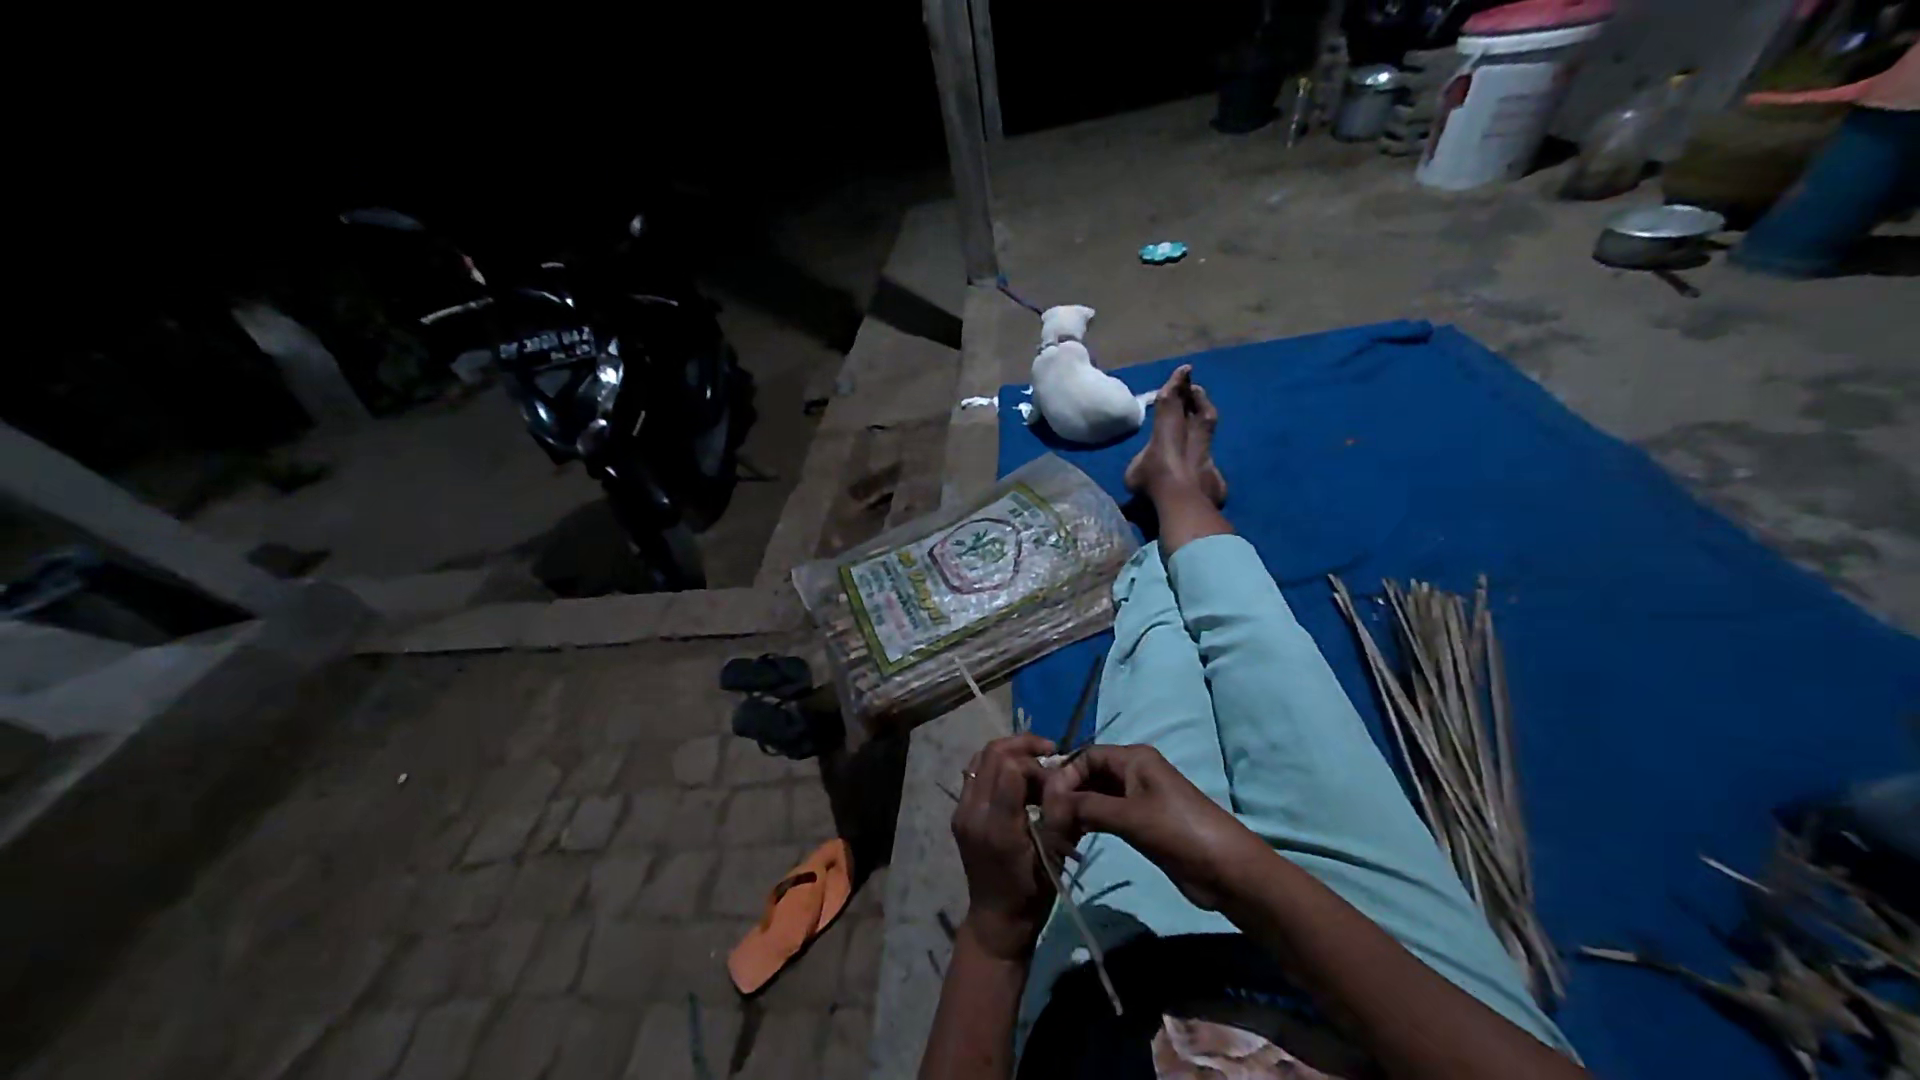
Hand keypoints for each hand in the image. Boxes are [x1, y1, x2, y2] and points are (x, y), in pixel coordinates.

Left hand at [951, 734, 1056, 959]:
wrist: (996, 920)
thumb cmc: (1032, 893)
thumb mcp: (1054, 855)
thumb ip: (1060, 812)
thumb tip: (1066, 776)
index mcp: (998, 825)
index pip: (1010, 767)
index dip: (1037, 764)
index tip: (1056, 775)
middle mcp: (973, 812)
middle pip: (992, 753)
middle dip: (1024, 746)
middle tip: (1050, 752)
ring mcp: (961, 811)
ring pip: (981, 758)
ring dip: (1009, 752)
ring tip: (1034, 762)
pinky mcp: (959, 813)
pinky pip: (975, 773)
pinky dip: (997, 766)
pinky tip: (1017, 777)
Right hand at [1042, 744, 1269, 910]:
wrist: (1227, 870)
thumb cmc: (1179, 832)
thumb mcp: (1130, 816)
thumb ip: (1087, 807)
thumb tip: (1051, 806)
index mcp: (1134, 758)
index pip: (1086, 756)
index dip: (1064, 775)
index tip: (1047, 802)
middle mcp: (1133, 772)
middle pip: (1088, 774)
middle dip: (1066, 794)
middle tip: (1049, 822)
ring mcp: (1137, 798)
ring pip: (1094, 796)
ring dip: (1074, 811)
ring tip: (1058, 834)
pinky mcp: (1140, 822)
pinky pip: (1103, 815)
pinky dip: (1086, 823)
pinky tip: (1074, 840)